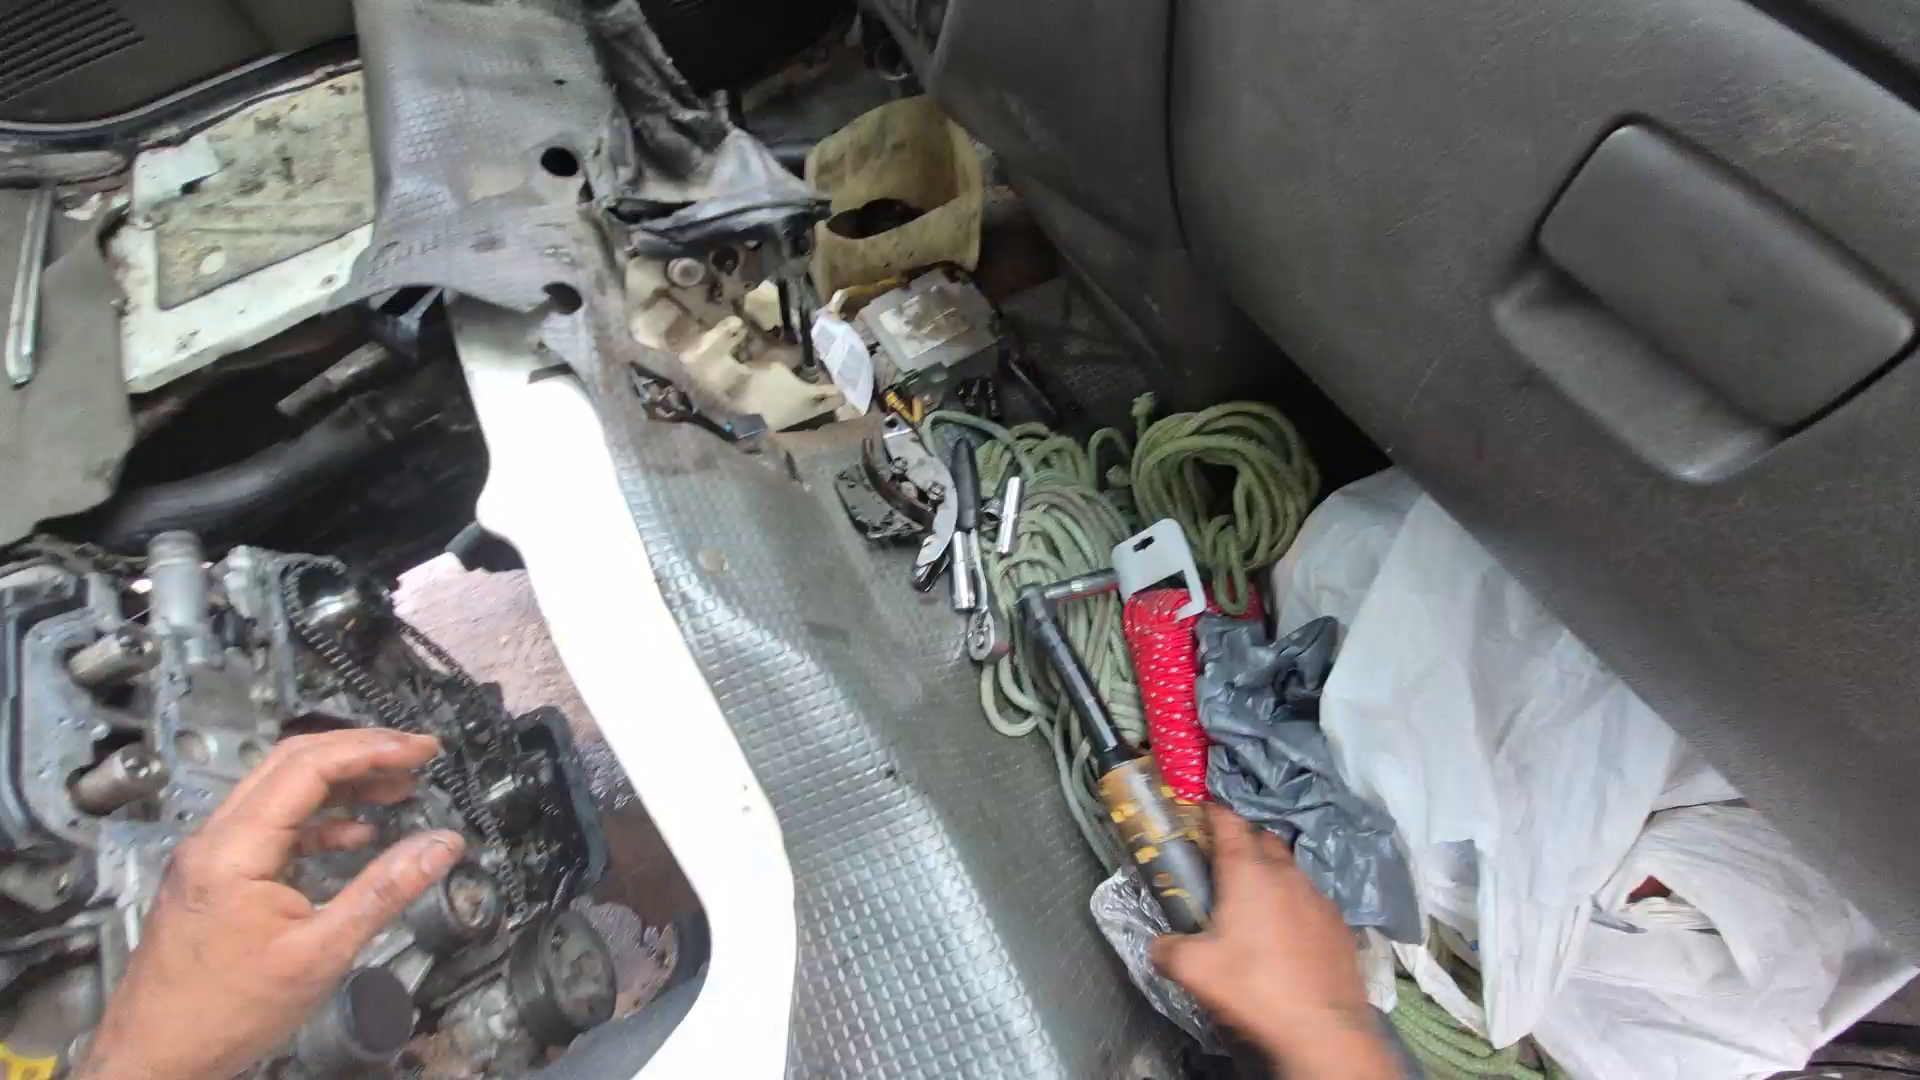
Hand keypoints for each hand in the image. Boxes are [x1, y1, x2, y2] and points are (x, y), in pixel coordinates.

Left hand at [76, 730, 466, 1079]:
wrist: (149, 1070)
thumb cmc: (222, 1016)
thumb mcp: (321, 952)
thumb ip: (386, 889)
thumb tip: (445, 843)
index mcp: (232, 852)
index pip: (308, 768)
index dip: (373, 749)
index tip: (422, 750)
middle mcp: (215, 843)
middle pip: (293, 762)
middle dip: (363, 750)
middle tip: (418, 754)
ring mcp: (214, 857)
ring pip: (286, 787)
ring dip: (348, 778)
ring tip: (401, 786)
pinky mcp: (221, 875)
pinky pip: (279, 821)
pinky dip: (328, 813)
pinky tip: (361, 831)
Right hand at [1153, 807, 1396, 1078]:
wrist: (1325, 1033)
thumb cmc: (1255, 987)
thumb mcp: (1194, 970)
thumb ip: (1166, 949)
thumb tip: (1157, 946)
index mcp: (1246, 870)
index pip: (1228, 820)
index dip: (1212, 811)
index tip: (1199, 812)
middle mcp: (1284, 871)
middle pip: (1260, 835)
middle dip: (1241, 839)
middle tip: (1220, 859)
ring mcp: (1317, 895)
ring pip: (1289, 866)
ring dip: (1270, 870)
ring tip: (1253, 895)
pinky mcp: (1339, 923)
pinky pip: (1310, 896)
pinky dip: (1294, 900)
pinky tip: (1287, 928)